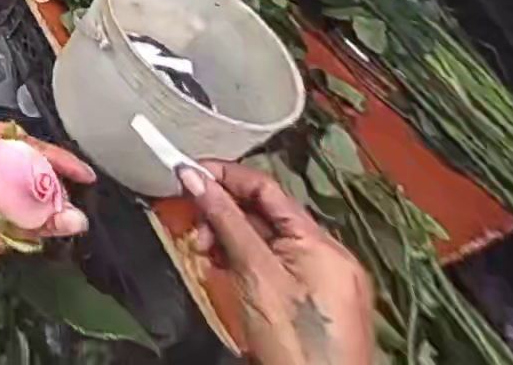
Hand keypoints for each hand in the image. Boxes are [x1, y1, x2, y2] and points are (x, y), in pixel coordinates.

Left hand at [0, 116, 95, 275]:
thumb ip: (35, 220)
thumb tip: (77, 219)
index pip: (27, 145)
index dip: (60, 162)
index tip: (87, 177)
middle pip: (16, 141)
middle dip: (45, 166)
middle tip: (70, 191)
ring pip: (2, 148)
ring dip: (26, 170)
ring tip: (51, 194)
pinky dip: (7, 171)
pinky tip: (22, 191)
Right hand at [180, 162, 373, 364]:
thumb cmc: (291, 339)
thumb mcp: (252, 271)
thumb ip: (223, 217)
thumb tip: (190, 174)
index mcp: (320, 243)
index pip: (264, 186)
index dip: (223, 175)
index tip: (186, 175)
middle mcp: (327, 254)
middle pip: (263, 212)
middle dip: (221, 212)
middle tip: (193, 226)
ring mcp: (324, 280)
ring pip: (264, 237)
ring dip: (227, 236)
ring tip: (204, 253)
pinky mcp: (314, 301)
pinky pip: (272, 262)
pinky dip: (242, 259)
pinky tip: (222, 270)